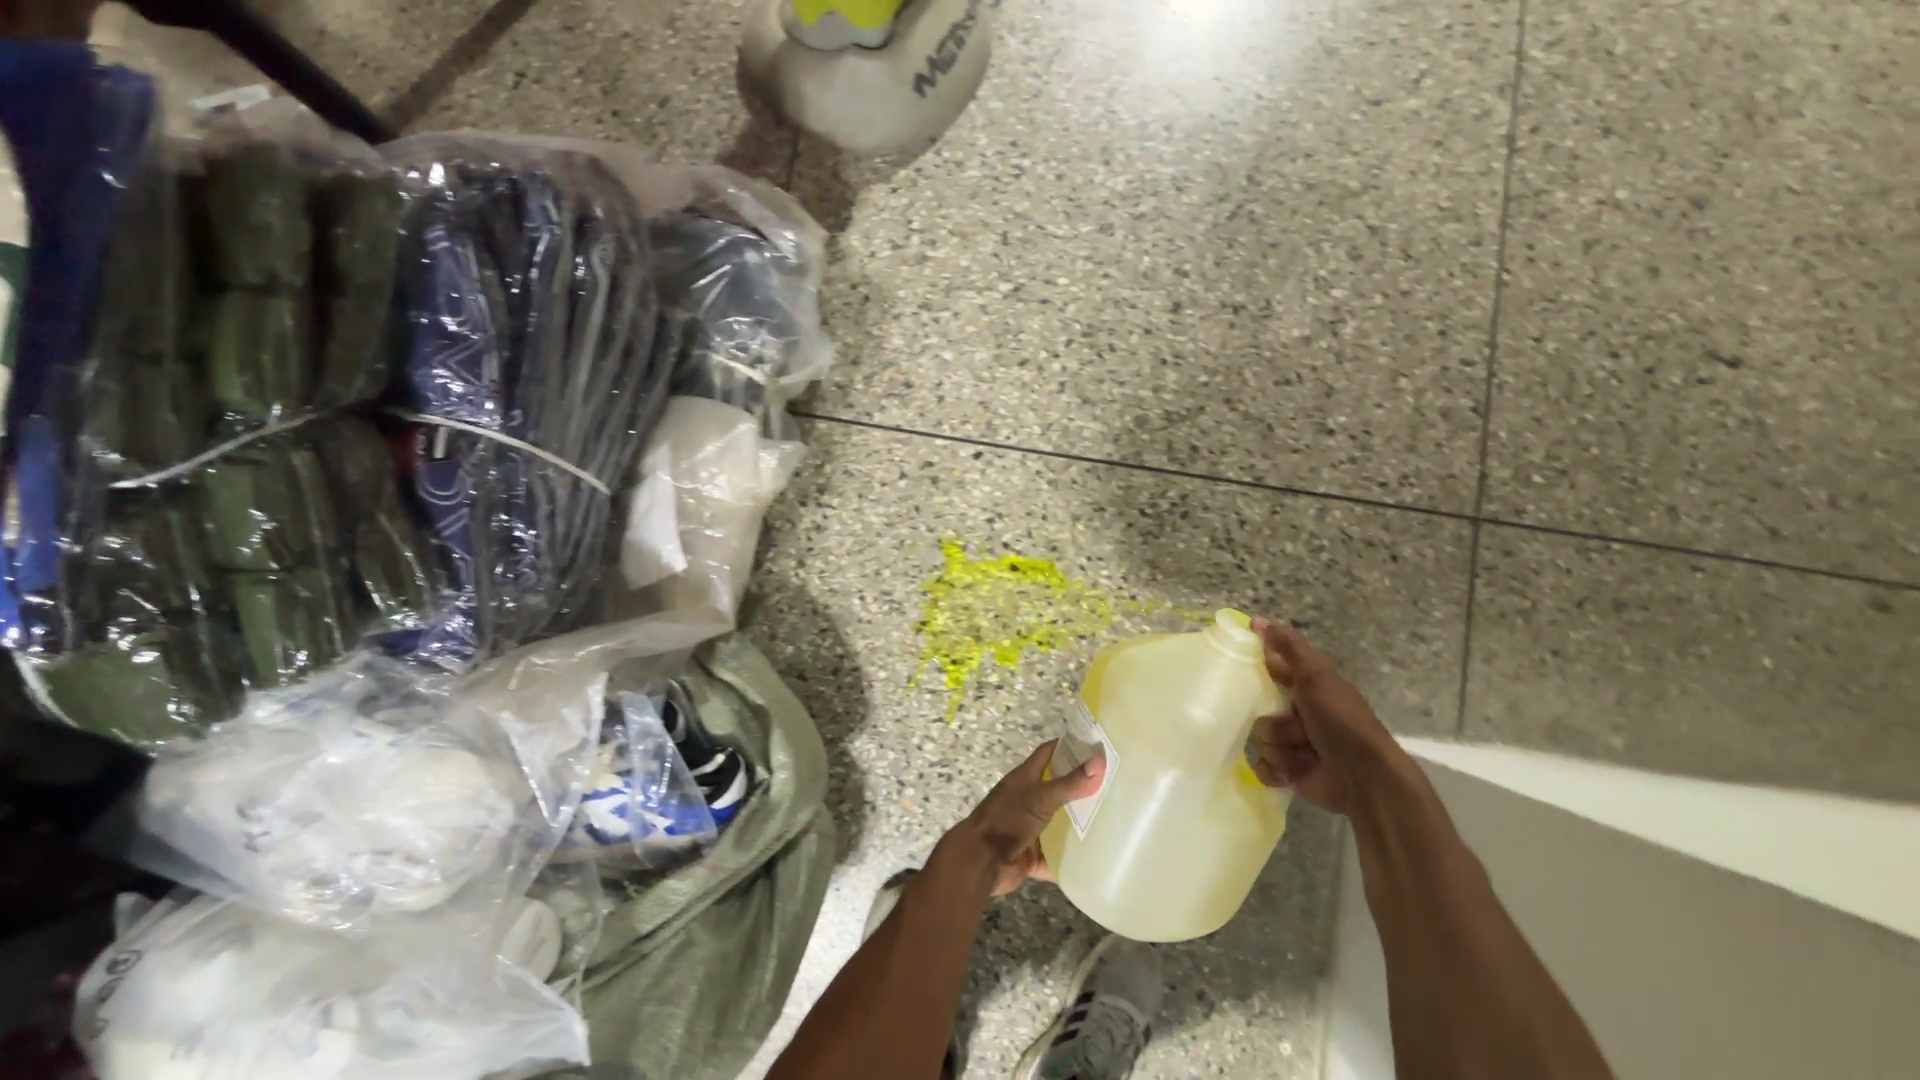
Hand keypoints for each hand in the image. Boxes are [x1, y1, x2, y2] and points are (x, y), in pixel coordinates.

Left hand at [948, 741, 1104, 896]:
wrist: (980, 861)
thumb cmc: (1007, 820)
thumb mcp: (1040, 797)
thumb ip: (1070, 783)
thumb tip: (1101, 761)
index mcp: (1025, 779)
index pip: (1049, 753)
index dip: (1070, 746)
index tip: (1098, 746)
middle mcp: (1027, 800)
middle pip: (1058, 789)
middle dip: (1082, 788)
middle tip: (1116, 787)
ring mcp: (1029, 829)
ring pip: (1059, 824)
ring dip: (1079, 825)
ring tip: (1114, 822)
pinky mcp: (1031, 855)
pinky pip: (1056, 857)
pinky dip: (1071, 859)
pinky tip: (1097, 858)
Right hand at [1249, 618, 1400, 815]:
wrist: (1364, 776)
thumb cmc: (1341, 721)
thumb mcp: (1316, 676)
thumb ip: (1289, 647)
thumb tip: (1258, 619)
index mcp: (1309, 690)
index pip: (1275, 670)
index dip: (1262, 669)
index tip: (1246, 668)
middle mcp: (1300, 716)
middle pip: (1262, 712)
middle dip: (1278, 725)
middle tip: (1298, 728)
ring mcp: (1294, 746)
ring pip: (1262, 741)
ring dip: (1284, 750)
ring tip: (1307, 755)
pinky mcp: (1290, 774)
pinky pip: (1263, 768)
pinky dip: (1278, 771)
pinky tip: (1294, 773)